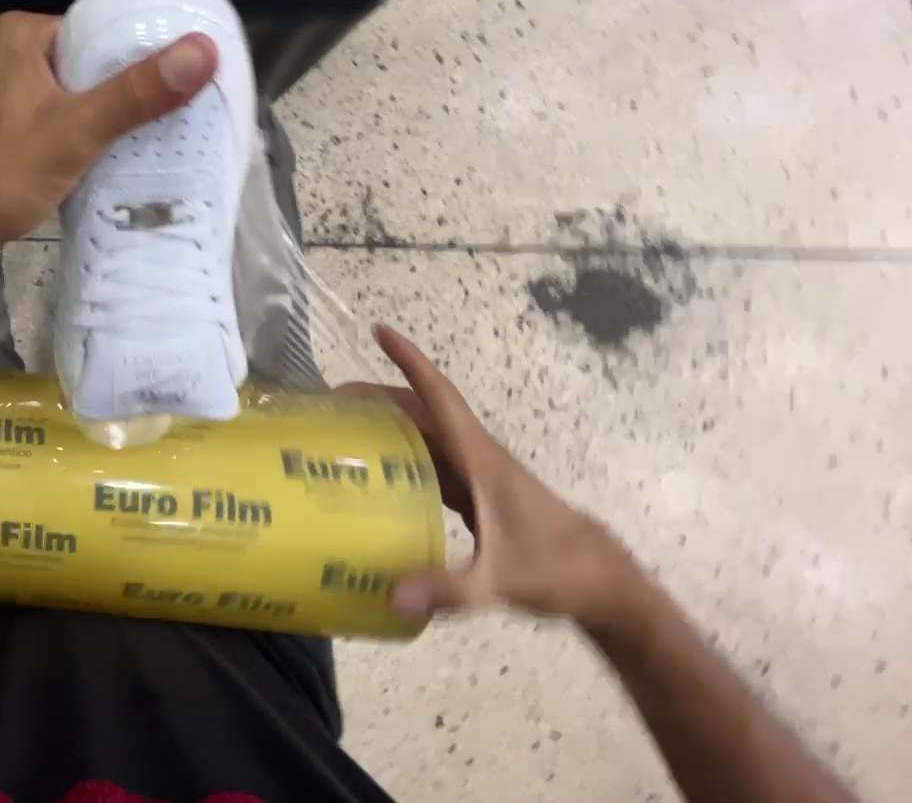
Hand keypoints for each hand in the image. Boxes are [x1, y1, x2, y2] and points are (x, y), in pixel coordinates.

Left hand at [0, 11, 218, 259]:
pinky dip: (71, 127)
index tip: (173, 83)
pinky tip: (96, 151)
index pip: (97, 28)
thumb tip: (204, 50)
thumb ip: (138, 92)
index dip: (137, 55)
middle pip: (84, 59)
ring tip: (139, 135)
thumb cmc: (5, 175)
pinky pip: (47, 111)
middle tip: (164, 115)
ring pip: (66, 89)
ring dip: (97, 112)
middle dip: (120, 87)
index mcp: (19, 33)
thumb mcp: (79, 131)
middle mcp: (1, 50)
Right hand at [342, 325, 639, 630]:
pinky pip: (424, 455)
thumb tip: (392, 595)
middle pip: (418, 407)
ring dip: (381, 419)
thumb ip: (449, 588)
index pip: (440, 396)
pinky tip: (368, 467)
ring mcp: (472, 469)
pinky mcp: (470, 488)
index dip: (411, 361)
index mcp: (478, 457)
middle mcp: (472, 453)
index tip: (380, 331)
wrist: (601, 582)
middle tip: (324, 400)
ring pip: (420, 429)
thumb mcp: (501, 581)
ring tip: (335, 426)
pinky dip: (393, 449)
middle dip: (374, 394)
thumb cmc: (557, 569)